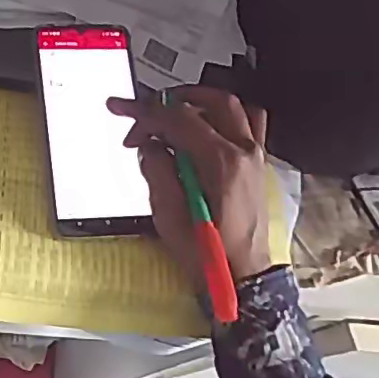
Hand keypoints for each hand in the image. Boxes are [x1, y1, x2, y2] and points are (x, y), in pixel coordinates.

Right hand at [106, 87, 274, 288]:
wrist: (243, 276)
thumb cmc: (210, 254)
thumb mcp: (169, 215)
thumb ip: (157, 171)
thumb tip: (149, 145)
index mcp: (221, 164)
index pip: (179, 119)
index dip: (146, 112)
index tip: (122, 109)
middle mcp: (243, 153)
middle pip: (207, 103)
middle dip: (170, 101)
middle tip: (143, 113)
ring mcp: (254, 157)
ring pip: (231, 107)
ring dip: (199, 101)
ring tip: (173, 110)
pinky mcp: (256, 164)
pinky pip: (247, 123)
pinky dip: (223, 116)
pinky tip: (205, 126)